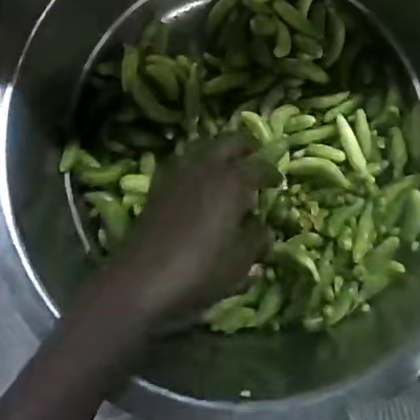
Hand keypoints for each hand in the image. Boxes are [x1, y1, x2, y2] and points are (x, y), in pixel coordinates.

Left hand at [103, 135, 272, 323]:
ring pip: (205, 145)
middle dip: (246, 148)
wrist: (141, 278)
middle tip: (254, 161)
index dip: (271, 172)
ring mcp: (180, 170)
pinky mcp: (160, 181)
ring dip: (220, 151)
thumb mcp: (238, 265)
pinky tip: (198, 180)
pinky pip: (185, 159)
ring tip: (228, 168)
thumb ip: (255, 240)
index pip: (259, 165)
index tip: (278, 182)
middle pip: (230, 141)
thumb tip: (262, 227)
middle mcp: (207, 166)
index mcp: (232, 181)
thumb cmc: (198, 272)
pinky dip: (197, 162)